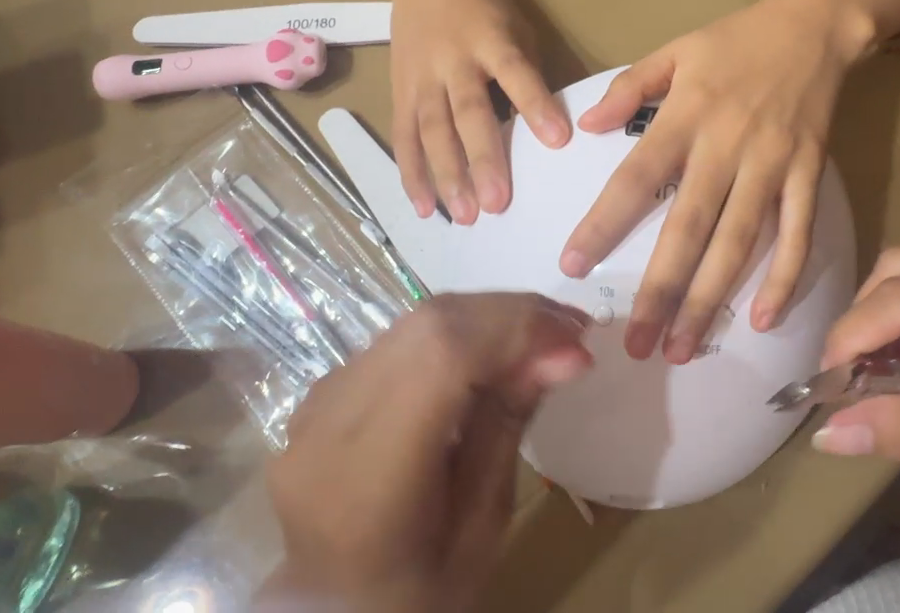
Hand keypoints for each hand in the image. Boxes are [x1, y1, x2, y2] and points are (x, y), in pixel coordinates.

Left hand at [265, 293, 592, 612]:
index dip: (517, 331)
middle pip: (431, 325)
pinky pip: (402, 338)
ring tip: (544, 334)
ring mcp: (320, 400)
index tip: (579, 343)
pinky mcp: (324, 390)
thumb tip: (565, 352)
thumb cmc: (419, 586)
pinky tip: (494, 348)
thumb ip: (509, 426)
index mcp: (369, 476)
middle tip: (573, 330)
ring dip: (488, 317)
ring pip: (417, 321)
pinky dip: (458, 332)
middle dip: (512, 315)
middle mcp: (331, 422)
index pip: (444, 358)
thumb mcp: (480, 526)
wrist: (334, 608)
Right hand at [388, 0, 569, 224]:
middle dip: (482, 159)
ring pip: (432, 130)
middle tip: (498, 203)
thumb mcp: (517, 25)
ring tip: (465, 216)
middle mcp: (454, 61)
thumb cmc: (483, 3)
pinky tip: (424, 206)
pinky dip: (411, 173)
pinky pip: (404, 136)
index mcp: (492, 40)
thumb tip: (541, 125)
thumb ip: (527, 71)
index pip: (516, 74)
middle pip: (467, 112)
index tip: (558, 141)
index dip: (535, 106)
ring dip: (447, 176)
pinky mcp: (399, 90)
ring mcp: (422, 78)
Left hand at [561, 0, 871, 363]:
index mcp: (687, 115)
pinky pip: (798, 233)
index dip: (605, 223)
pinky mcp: (809, 174)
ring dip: (712, 299)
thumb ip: (631, 86)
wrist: (813, 27)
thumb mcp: (676, 48)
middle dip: (661, 291)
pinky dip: (784, 277)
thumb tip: (587, 127)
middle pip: (689, 228)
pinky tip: (765, 320)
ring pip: (739, 242)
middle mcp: (727, 147)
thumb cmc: (736, 39)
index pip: (637, 178)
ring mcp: (773, 165)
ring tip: (683, 347)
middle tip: (635, 346)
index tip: (573, 266)